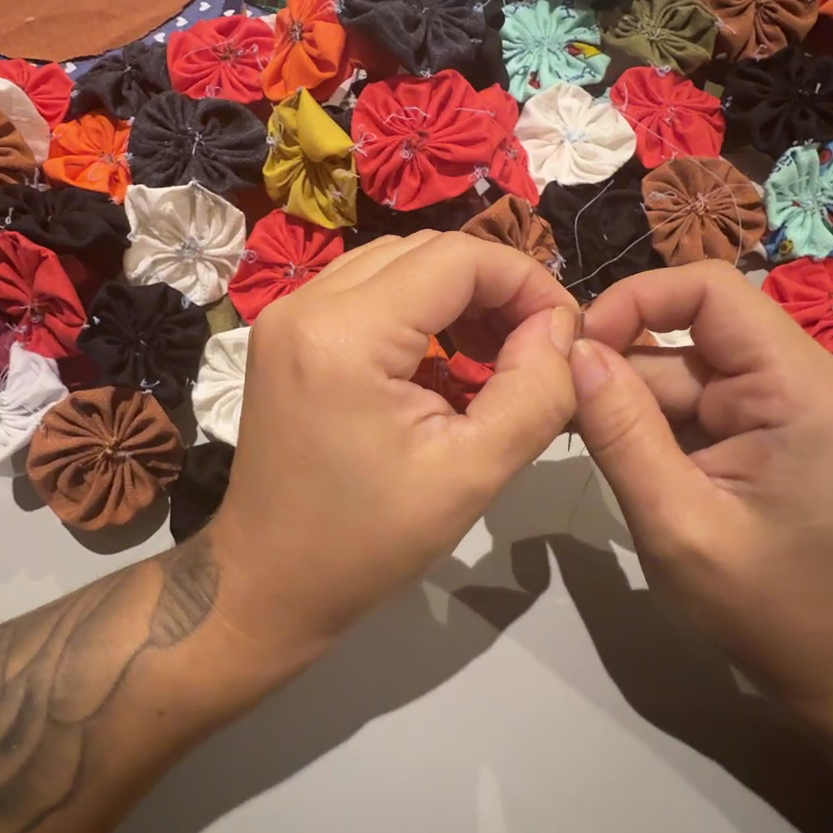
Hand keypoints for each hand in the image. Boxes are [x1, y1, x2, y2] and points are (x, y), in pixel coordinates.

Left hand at [208, 231, 578, 657]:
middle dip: (492, 285)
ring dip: (455, 293)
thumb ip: (535, 392)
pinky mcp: (285, 334)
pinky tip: (443, 355)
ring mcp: (286, 315)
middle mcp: (305, 304)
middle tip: (534, 345)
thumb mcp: (471, 474)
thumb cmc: (365, 542)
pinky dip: (415, 307)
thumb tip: (561, 328)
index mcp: (343, 333)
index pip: (456, 258)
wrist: (268, 581)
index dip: (524, 281)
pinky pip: (365, 291)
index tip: (563, 332)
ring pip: (394, 264)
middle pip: (424, 251)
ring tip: (494, 351)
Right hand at [569, 261, 832, 716]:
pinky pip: (685, 397)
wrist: (829, 665)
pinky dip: (641, 418)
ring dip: (622, 396)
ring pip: (677, 366)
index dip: (636, 300)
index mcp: (800, 389)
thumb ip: (622, 432)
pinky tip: (609, 447)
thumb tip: (575, 348)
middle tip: (554, 403)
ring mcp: (777, 402)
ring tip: (573, 435)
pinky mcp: (756, 425)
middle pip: (688, 332)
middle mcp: (796, 378)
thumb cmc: (763, 606)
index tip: (578, 346)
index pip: (712, 291)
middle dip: (618, 363)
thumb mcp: (676, 523)